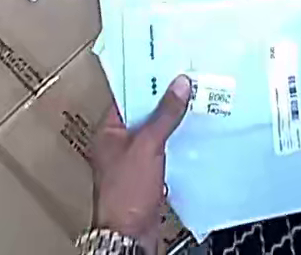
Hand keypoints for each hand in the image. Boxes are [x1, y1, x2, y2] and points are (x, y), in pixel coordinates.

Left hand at [91, 74, 191, 249]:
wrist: (130, 238)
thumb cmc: (127, 192)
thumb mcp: (148, 145)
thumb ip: (165, 114)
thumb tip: (180, 83)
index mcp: (108, 130)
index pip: (127, 93)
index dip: (146, 78)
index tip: (166, 63)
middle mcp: (117, 141)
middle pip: (142, 109)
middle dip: (163, 96)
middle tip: (185, 77)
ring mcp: (132, 157)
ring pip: (154, 127)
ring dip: (171, 117)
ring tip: (192, 97)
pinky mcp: (146, 172)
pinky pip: (162, 145)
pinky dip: (175, 136)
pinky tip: (191, 128)